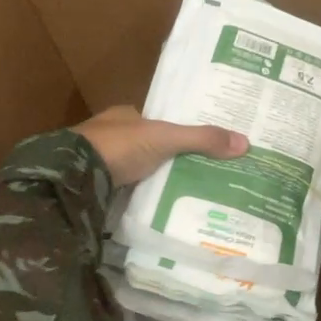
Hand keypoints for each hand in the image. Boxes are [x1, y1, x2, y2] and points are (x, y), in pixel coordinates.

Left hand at [71, 106, 248, 187]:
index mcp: (126, 115)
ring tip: (192, 191)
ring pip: (141, 169)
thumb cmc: (118, 146)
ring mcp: (104, 162)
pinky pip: (131, 189)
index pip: (159, 121)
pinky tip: (165, 205)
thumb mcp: (166, 138)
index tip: (203, 144)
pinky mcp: (99, 186)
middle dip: (173, 157)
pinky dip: (146, 195)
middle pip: (152, 146)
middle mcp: (113, 134)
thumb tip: (245, 143)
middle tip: (204, 171)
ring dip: (159, 178)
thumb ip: (202, 139)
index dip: (181, 131)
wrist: (75, 175)